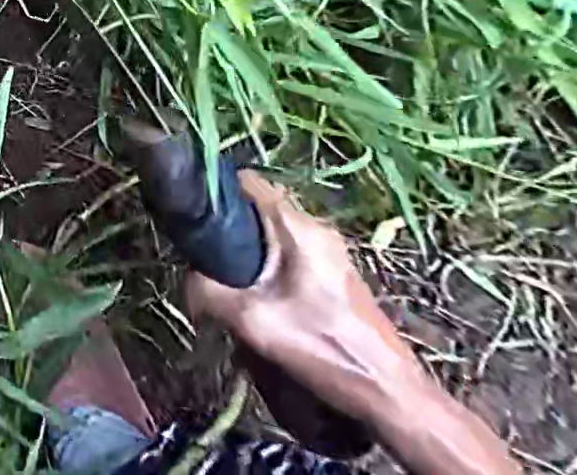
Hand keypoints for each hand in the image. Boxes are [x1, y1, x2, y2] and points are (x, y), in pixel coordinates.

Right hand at [185, 172, 429, 424]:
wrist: (392, 395)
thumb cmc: (323, 346)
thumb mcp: (249, 319)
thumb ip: (204, 290)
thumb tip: (184, 280)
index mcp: (298, 228)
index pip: (247, 180)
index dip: (212, 185)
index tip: (187, 204)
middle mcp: (317, 229)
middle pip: (258, 202)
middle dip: (226, 215)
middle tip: (200, 240)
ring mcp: (331, 251)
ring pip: (273, 225)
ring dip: (245, 237)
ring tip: (221, 263)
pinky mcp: (335, 271)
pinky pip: (288, 244)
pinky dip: (264, 252)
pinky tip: (252, 282)